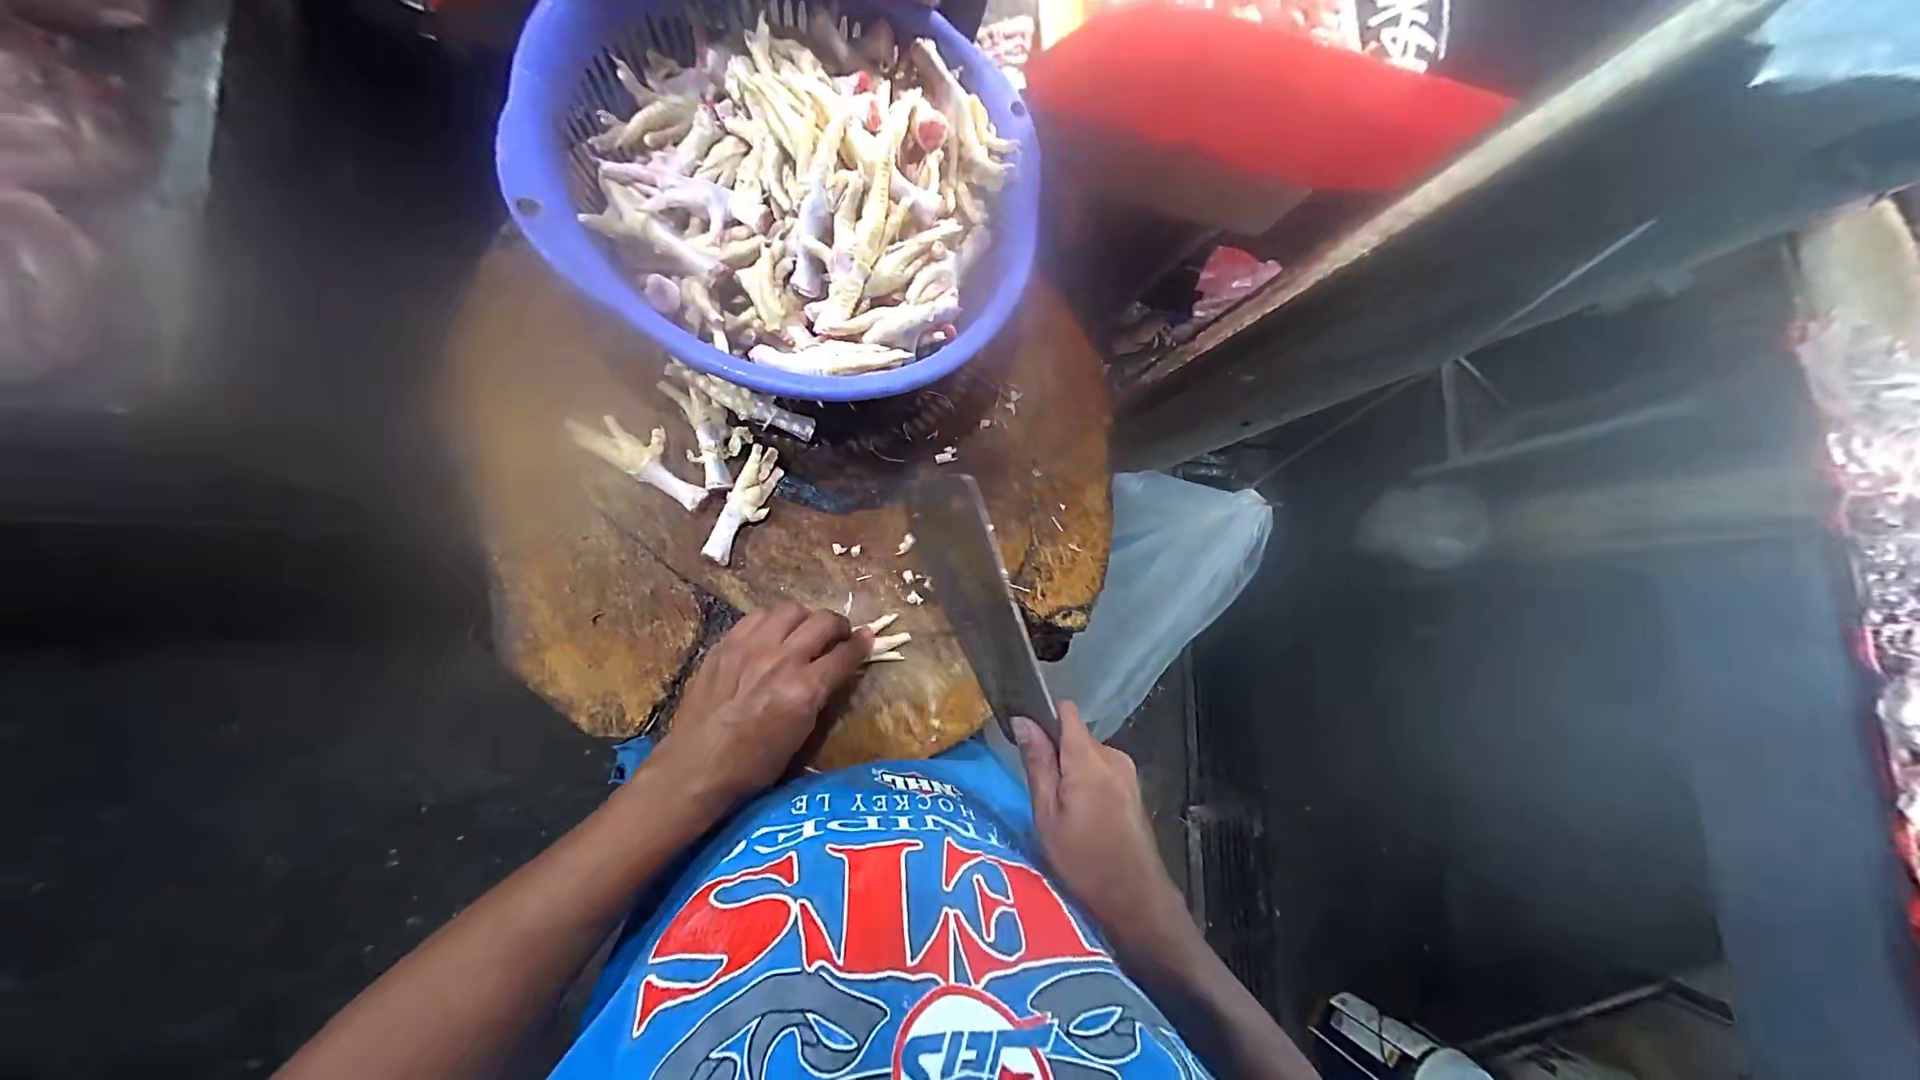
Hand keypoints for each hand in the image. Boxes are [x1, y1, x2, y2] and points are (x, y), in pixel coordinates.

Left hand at [654, 600, 871, 806]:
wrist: (696, 768)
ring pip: (791, 609)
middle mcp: (781, 660)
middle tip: (838, 635)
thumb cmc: (753, 765)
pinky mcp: (726, 644)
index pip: (845, 654)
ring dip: (805, 619)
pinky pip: (757, 617)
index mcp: (805, 690)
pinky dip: (772, 622)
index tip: (868, 638)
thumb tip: (837, 672)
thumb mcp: (801, 735)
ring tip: (803, 632)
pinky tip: (770, 636)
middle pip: (823, 621)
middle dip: (839, 625)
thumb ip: (821, 696)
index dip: (862, 644)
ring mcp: (750, 647)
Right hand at [1013, 702, 1190, 946]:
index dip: (1044, 716)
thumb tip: (1023, 720)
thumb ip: (1037, 763)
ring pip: (1087, 754)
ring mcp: (1127, 772)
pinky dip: (1086, 781)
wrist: (1136, 900)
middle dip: (1055, 752)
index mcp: (1089, 759)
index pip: (1066, 711)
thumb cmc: (1083, 860)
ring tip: (1060, 807)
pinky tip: (1082, 815)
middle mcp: (1112, 756)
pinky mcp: (1133, 788)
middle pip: (1075, 735)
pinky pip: (1101, 769)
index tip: (1026, 738)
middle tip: (1040, 788)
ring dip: (1071, 769)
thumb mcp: (1047, 814)